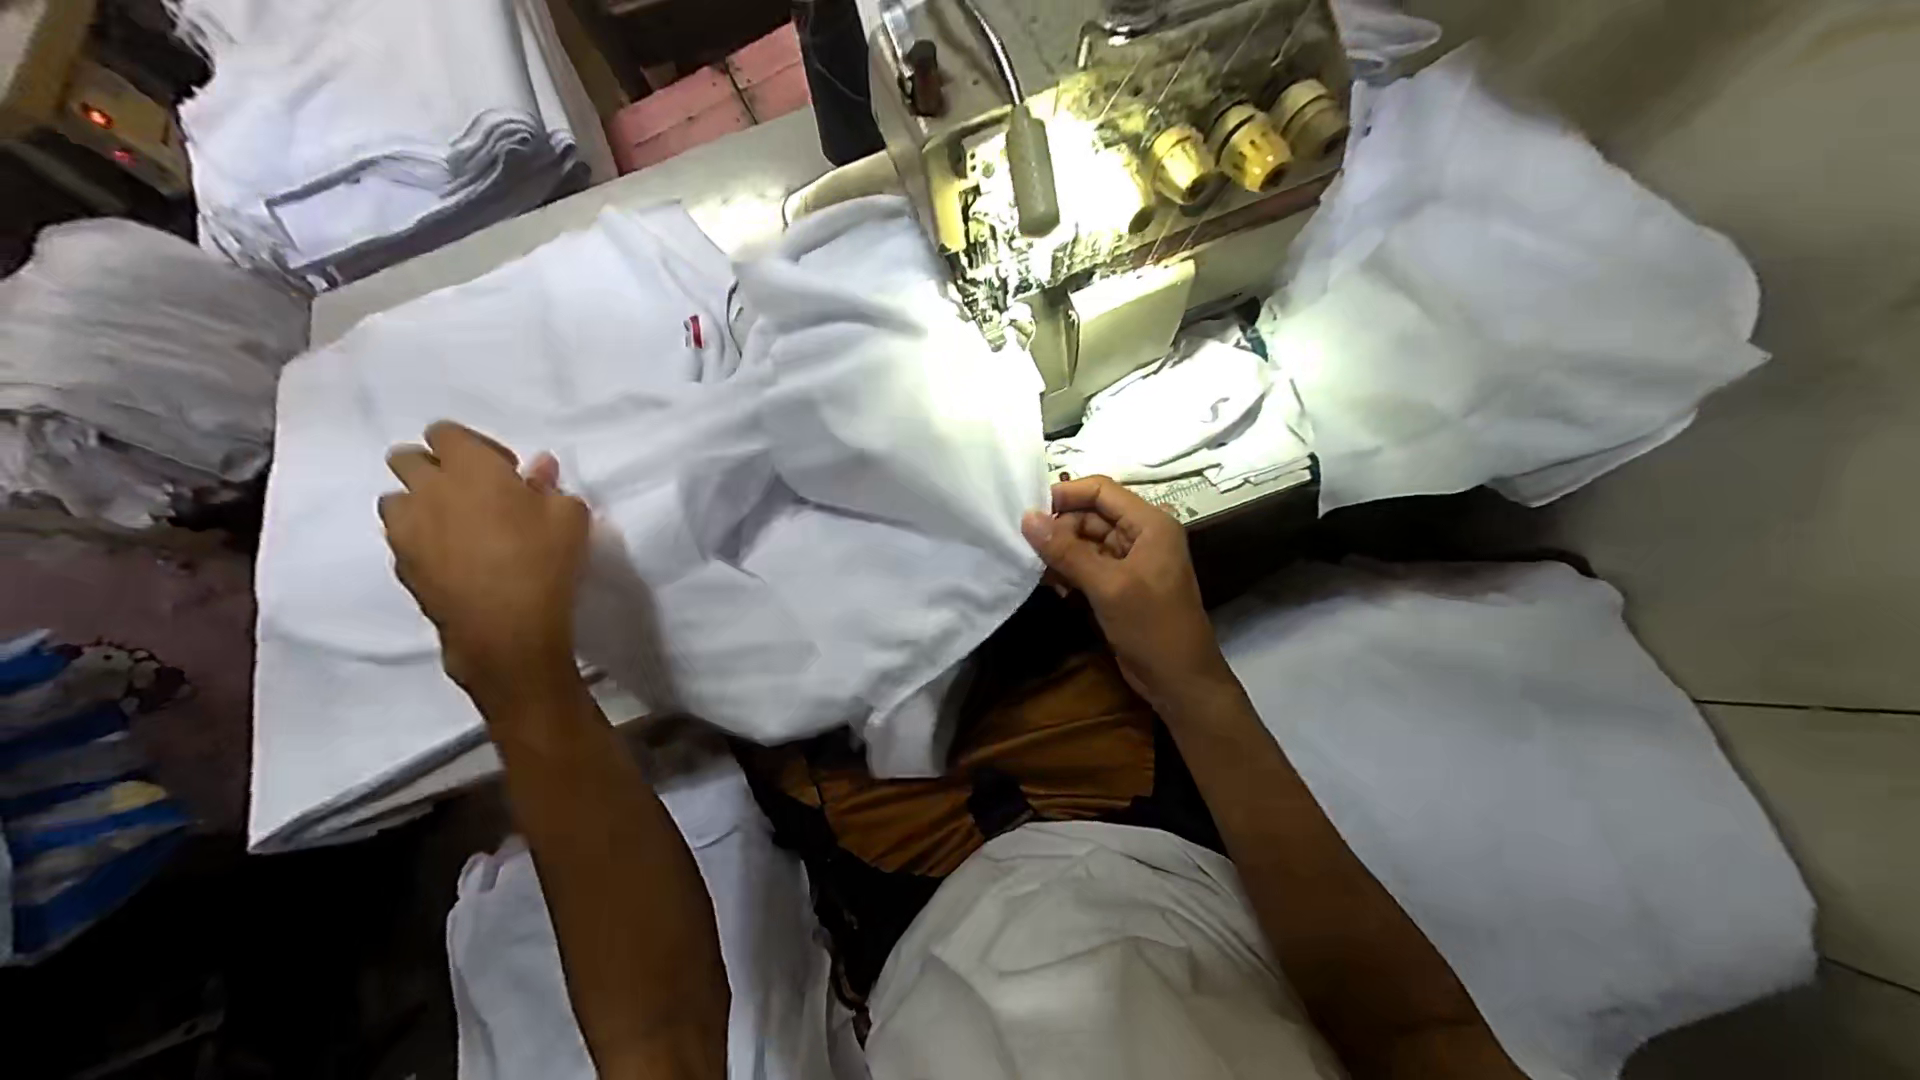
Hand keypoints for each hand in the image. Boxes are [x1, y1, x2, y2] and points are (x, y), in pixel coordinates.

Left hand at [380, 421, 589, 704]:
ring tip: (457, 526)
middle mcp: (427, 489)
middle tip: (474, 493)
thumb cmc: (545, 560)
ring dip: (422, 503)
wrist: (506, 626)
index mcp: (469, 468)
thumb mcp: (570, 516)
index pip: (445, 432)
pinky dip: (422, 538)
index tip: (504, 470)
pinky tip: (456, 558)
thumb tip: (536, 469)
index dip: (473, 446)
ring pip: (397, 498)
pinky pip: (402, 537)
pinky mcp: (400, 563)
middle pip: (406, 458)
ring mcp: (406, 528)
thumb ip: (550, 486)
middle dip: (435, 467)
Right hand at [1021, 476, 1233, 709]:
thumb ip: (1067, 551)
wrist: (1179, 681)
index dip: (1066, 494)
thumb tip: (1026, 518)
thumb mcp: (1108, 586)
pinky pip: (1087, 565)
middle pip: (1090, 515)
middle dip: (1058, 528)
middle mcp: (1140, 536)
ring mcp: (1130, 562)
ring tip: (1035, 568)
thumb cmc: (1152, 626)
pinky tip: (1053, 586)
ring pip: (1085, 542)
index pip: (1102, 490)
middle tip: (1026, 546)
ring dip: (1060, 553)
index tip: (1028, 510)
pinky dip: (1068, 571)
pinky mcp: (1119, 585)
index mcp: (1149, 524)